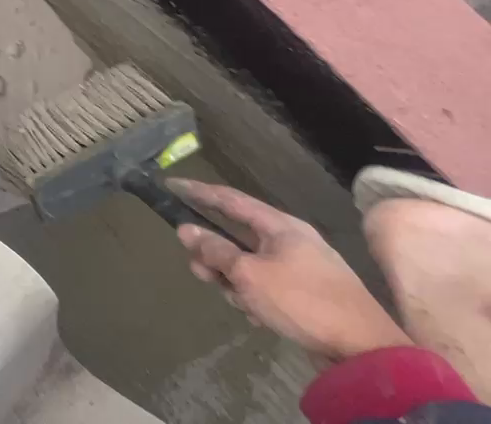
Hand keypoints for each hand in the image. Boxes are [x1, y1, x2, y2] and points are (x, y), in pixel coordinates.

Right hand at [169, 178, 411, 360]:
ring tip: (237, 300)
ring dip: (233, 280)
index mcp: (281, 227)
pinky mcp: (309, 293)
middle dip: (213, 255)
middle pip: (235, 237)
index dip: (197, 191)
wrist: (367, 352)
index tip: (170, 185)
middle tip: (199, 270)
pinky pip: (266, 284)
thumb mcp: (247, 273)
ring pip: (248, 263)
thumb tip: (186, 229)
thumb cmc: (302, 302)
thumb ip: (214, 249)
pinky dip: (255, 295)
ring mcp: (304, 268)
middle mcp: (292, 241)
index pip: (230, 199)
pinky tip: (258, 314)